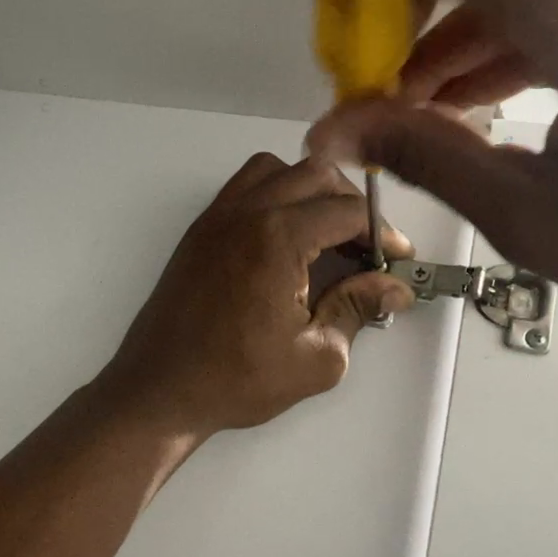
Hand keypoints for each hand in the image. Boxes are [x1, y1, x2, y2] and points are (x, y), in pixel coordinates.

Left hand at [97, 153, 415, 436]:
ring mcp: (217, 216)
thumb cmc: (235, 379)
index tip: (397, 259)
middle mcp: (245, 212)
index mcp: (276, 238)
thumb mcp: (316, 357)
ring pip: (276, 169)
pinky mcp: (200, 229)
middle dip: (351, 203)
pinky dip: (274, 193)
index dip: (383, 232)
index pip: (347, 211)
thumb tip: (393, 287)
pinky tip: (286, 238)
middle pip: (315, 174)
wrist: (160, 388)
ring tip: (326, 234)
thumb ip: (357, 308)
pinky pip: (244, 186)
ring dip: (309, 188)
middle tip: (367, 247)